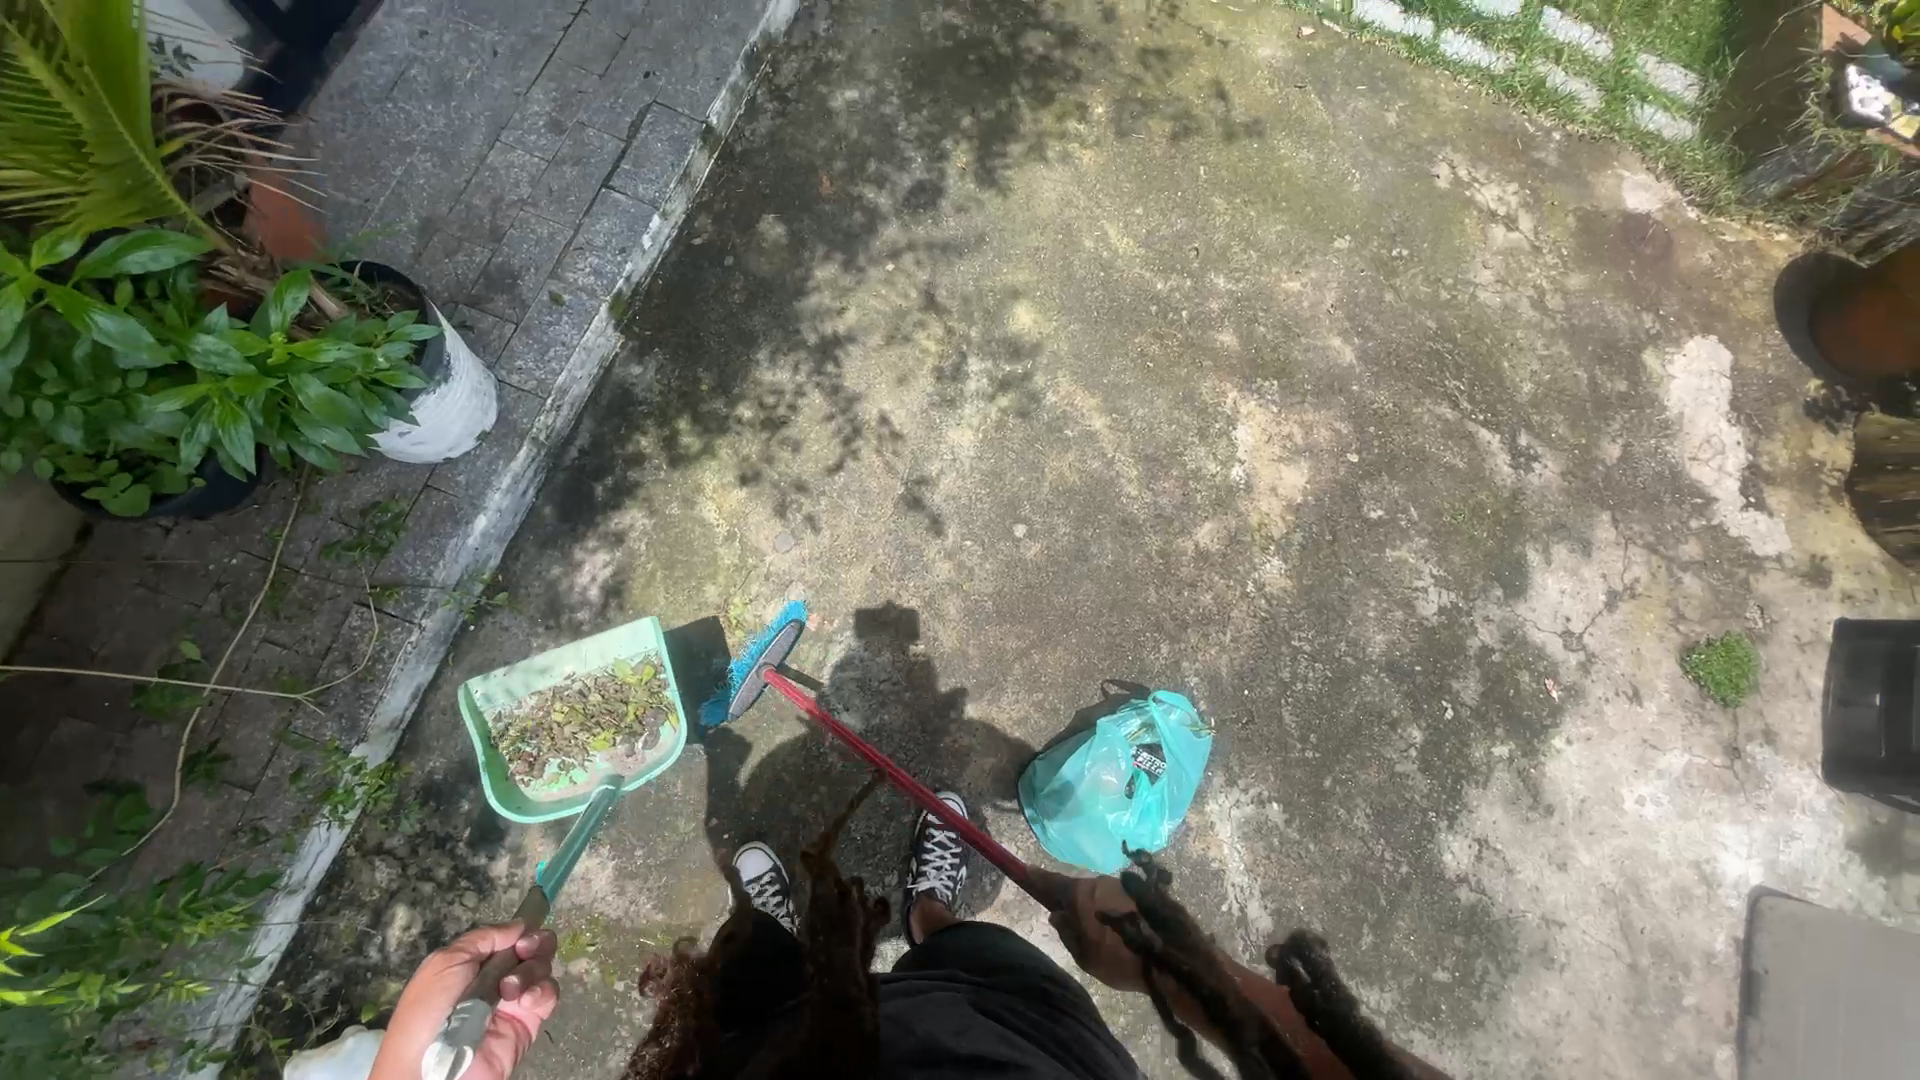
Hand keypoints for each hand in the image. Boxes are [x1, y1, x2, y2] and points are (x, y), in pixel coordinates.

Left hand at [371, 922, 559, 1079]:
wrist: (431, 1069)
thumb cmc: (429, 1012)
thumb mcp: (444, 963)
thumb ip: (483, 937)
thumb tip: (520, 926)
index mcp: (475, 964)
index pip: (510, 937)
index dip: (519, 932)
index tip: (518, 937)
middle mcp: (497, 978)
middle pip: (534, 946)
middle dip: (535, 943)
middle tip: (524, 952)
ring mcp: (515, 999)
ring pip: (542, 966)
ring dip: (531, 970)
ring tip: (509, 990)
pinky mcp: (530, 1019)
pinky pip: (549, 993)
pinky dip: (542, 991)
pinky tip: (525, 1001)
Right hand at [1028, 867, 1150, 992]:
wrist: (1172, 957)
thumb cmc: (1121, 960)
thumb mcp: (1085, 957)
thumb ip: (1066, 932)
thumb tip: (1056, 914)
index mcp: (1081, 894)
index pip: (1052, 882)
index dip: (1037, 877)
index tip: (1024, 869)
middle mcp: (1100, 881)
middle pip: (1078, 888)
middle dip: (1072, 900)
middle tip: (1073, 921)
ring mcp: (1123, 883)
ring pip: (1100, 892)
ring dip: (1097, 905)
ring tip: (1105, 931)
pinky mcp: (1143, 889)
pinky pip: (1119, 896)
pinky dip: (1115, 908)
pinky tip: (1124, 927)